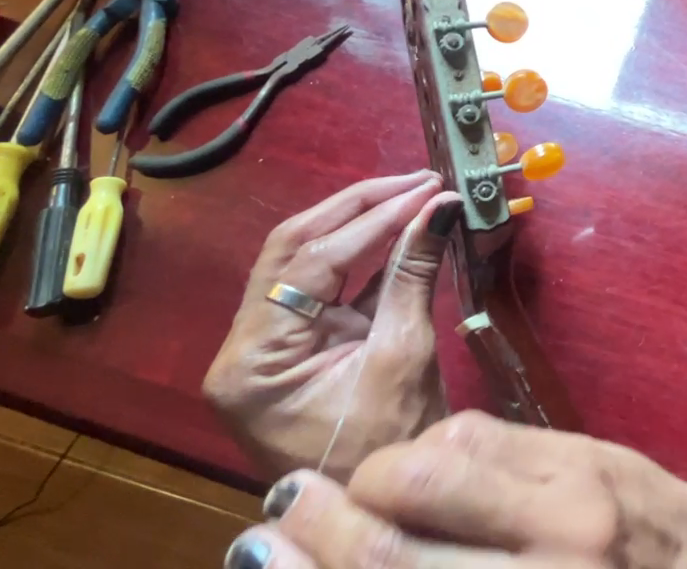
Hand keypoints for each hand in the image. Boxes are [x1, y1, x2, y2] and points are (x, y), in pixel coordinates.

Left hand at [204, 171, 459, 480]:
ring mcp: (268, 339)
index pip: (312, 260)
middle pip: (295, 246)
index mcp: (253, 356)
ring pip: (307, 257)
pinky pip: (326, 282)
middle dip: (361, 205)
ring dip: (362, 220)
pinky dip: (366, 251)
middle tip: (419, 180)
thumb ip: (414, 274)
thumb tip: (442, 208)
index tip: (427, 189)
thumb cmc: (388, 442)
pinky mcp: (297, 340)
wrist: (377, 507)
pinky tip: (401, 226)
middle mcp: (245, 341)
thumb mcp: (403, 354)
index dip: (374, 218)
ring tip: (415, 192)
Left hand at [224, 411, 686, 568]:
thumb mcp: (586, 460)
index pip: (438, 472)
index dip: (380, 472)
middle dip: (322, 530)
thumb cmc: (644, 515)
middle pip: (393, 560)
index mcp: (567, 505)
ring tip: (260, 551)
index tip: (366, 472)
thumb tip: (408, 458)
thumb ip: (500, 454)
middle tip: (276, 508)